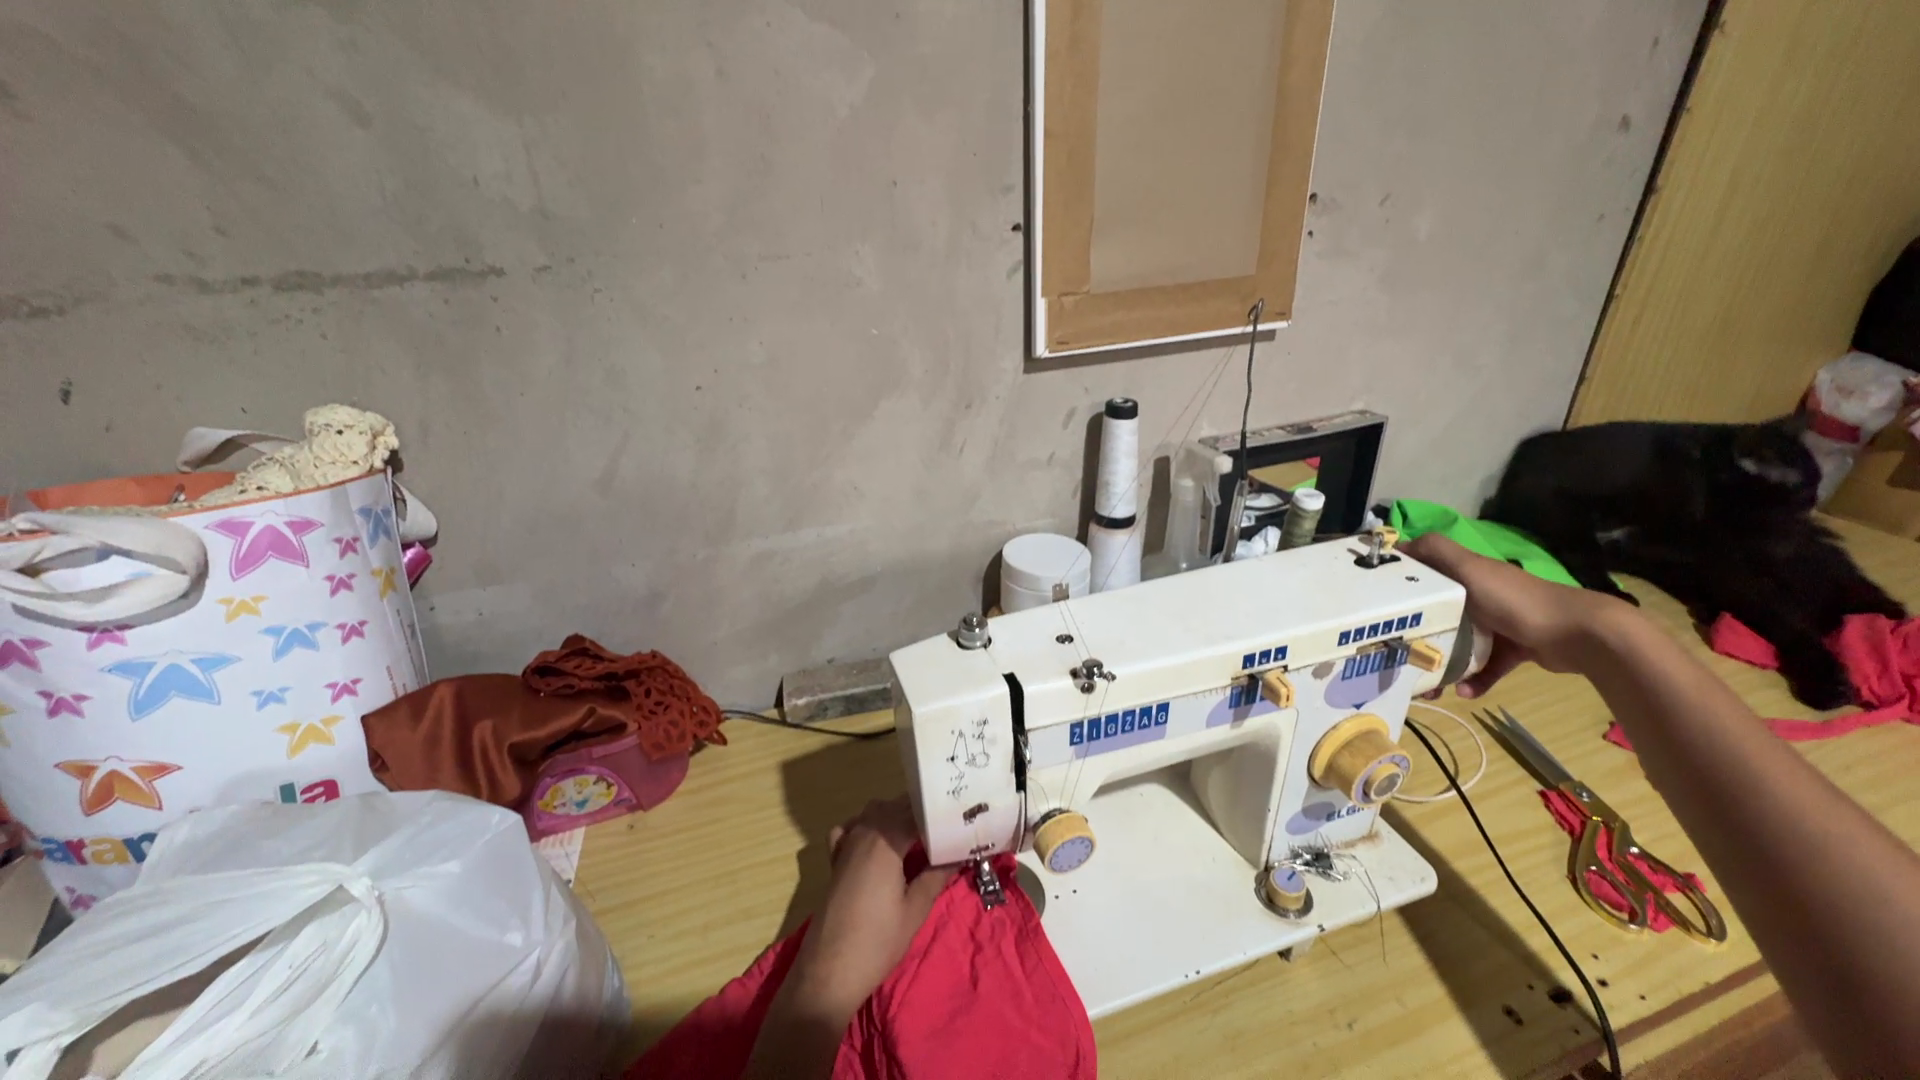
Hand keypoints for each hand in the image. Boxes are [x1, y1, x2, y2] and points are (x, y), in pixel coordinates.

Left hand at [787, 797, 955, 1020]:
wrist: (830, 970)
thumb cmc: (878, 941)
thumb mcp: (915, 909)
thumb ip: (937, 875)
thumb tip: (959, 854)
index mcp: (885, 841)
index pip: (915, 810)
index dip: (938, 812)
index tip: (960, 818)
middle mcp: (863, 834)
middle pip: (894, 806)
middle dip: (920, 812)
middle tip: (947, 827)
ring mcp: (845, 845)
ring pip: (873, 813)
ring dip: (895, 816)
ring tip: (920, 834)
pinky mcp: (835, 861)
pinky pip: (851, 828)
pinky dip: (866, 826)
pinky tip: (880, 843)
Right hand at [1404, 533, 1639, 697]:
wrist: (1577, 633)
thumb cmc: (1514, 600)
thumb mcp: (1470, 570)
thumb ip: (1436, 552)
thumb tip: (1398, 543)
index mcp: (1466, 574)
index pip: (1426, 575)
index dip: (1401, 587)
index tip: (1376, 604)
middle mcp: (1479, 595)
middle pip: (1438, 615)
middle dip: (1418, 637)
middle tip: (1398, 656)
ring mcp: (1498, 623)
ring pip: (1459, 645)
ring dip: (1444, 666)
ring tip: (1431, 687)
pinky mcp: (1513, 648)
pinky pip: (1485, 666)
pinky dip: (1475, 680)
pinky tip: (1465, 692)